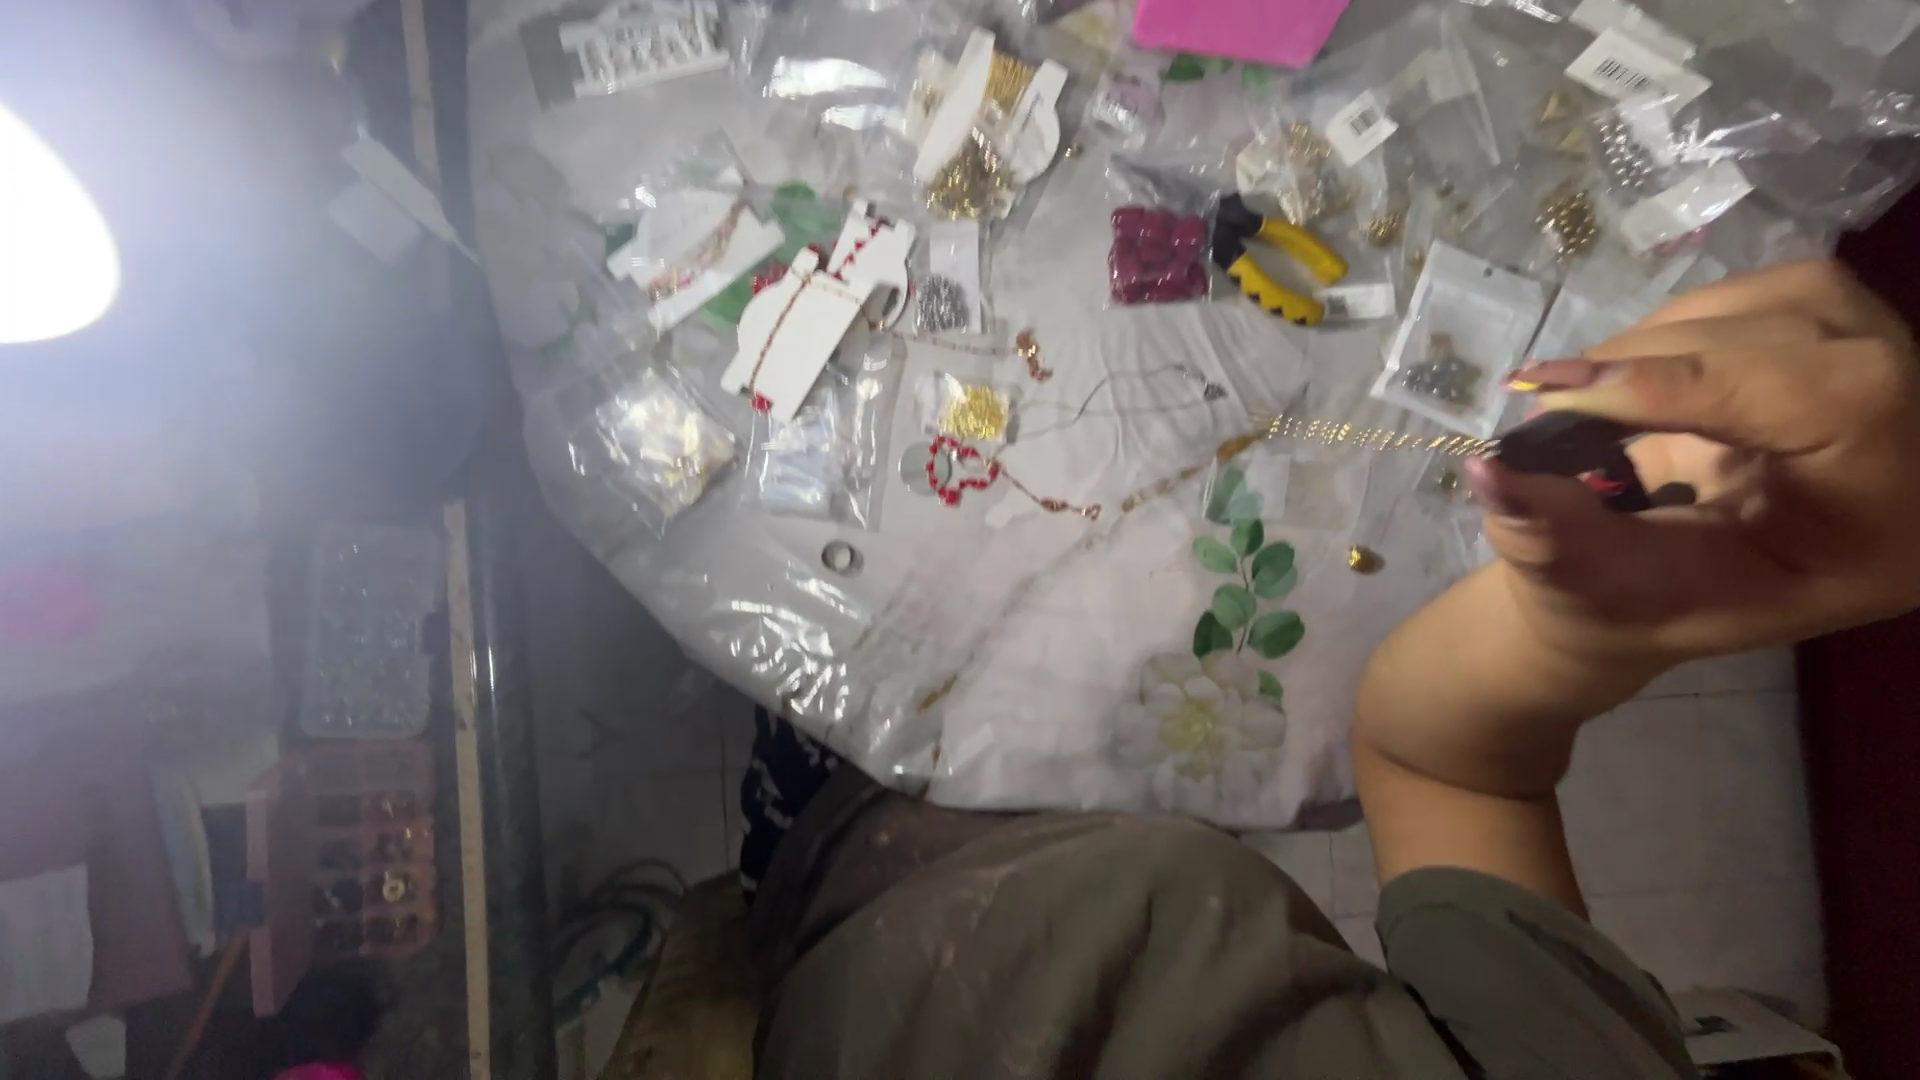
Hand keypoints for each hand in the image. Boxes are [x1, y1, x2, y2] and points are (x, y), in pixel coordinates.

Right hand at [1467, 259, 1919, 665]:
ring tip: (1585, 385)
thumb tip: (1482, 469)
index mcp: (1874, 531)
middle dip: (1660, 355)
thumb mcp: (1579, 586)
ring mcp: (1881, 396)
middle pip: (1813, 337)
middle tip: (1548, 393)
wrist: (1637, 596)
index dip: (1693, 379)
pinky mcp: (1830, 361)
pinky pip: (1772, 298)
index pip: (1835, 402)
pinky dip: (1679, 322)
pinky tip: (1625, 373)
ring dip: (1666, 331)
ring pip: (1794, 300)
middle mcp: (1911, 447)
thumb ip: (1542, 534)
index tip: (1561, 392)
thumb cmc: (1620, 606)